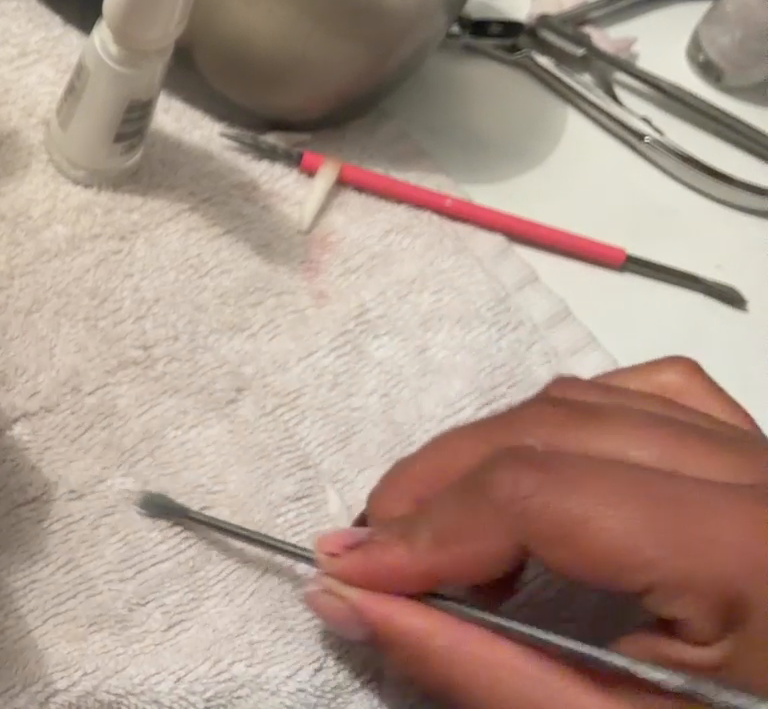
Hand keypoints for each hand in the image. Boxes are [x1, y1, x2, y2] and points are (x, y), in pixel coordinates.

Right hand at [304, 358, 767, 706]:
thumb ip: (478, 669)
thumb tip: (339, 599)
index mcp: (763, 555)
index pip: (536, 497)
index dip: (421, 530)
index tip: (345, 569)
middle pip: (540, 433)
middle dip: (431, 490)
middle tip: (371, 550)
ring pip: (580, 403)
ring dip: (483, 456)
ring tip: (444, 527)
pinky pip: (647, 397)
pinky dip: (563, 422)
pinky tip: (539, 473)